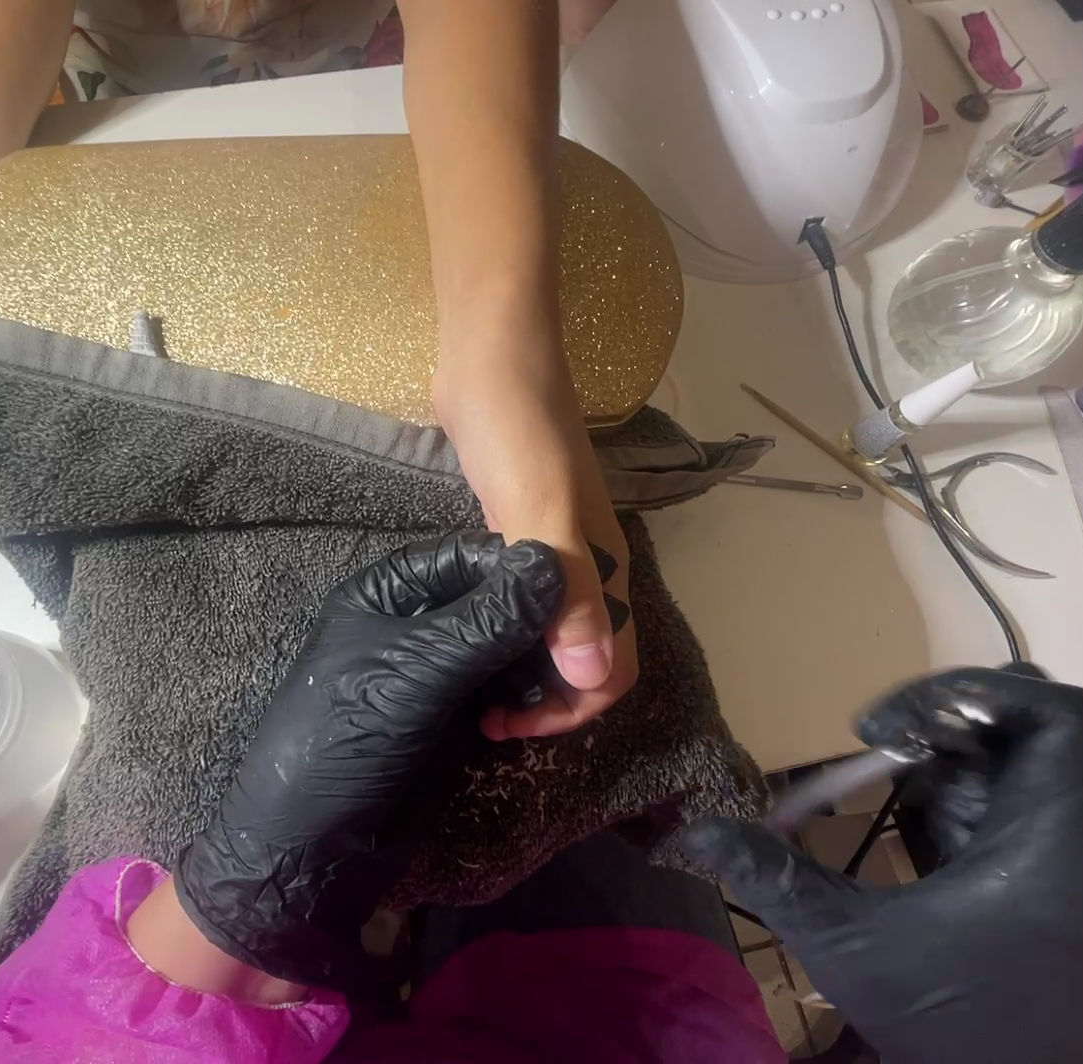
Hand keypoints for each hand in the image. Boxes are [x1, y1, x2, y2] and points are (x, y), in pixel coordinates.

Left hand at [174, 532, 564, 987]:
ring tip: (542, 710)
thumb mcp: (416, 673)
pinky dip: (525, 701)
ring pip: (517, 646)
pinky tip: (518, 727)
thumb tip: (556, 562)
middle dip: (540, 633)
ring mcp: (443, 661)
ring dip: (537, 673)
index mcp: (396, 586)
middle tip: (568, 673)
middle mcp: (423, 614)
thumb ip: (487, 620)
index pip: (481, 555)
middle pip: (507, 600)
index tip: (576, 609)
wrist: (317, 841)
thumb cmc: (349, 736)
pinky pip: (510, 685)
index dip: (531, 575)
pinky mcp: (458, 704)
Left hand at [433, 354, 635, 739]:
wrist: (488, 358)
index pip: (615, 668)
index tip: (513, 723)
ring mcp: (552, 547)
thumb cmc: (516, 430)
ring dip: (524, 668)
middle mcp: (588, 566)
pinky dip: (504, 630)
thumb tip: (589, 677)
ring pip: (554, 631)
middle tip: (485, 716)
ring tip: (473, 689)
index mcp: (605, 568)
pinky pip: (523, 600)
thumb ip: (566, 589)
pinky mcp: (517, 530)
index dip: (573, 708)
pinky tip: (467, 632)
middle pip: (587, 658)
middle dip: (548, 699)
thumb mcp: (538, 509)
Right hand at [684, 665, 1082, 1063]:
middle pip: (1030, 732)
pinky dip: (955, 795)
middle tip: (873, 741)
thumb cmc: (948, 1025)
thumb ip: (771, 875)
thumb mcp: (845, 943)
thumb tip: (693, 830)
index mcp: (1060, 842)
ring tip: (879, 780)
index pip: (1055, 712)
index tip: (884, 725)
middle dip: (941, 724)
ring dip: (942, 761)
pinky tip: (908, 819)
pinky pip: (1015, 805)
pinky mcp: (1064, 884)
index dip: (968, 689)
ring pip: (1019, 766)